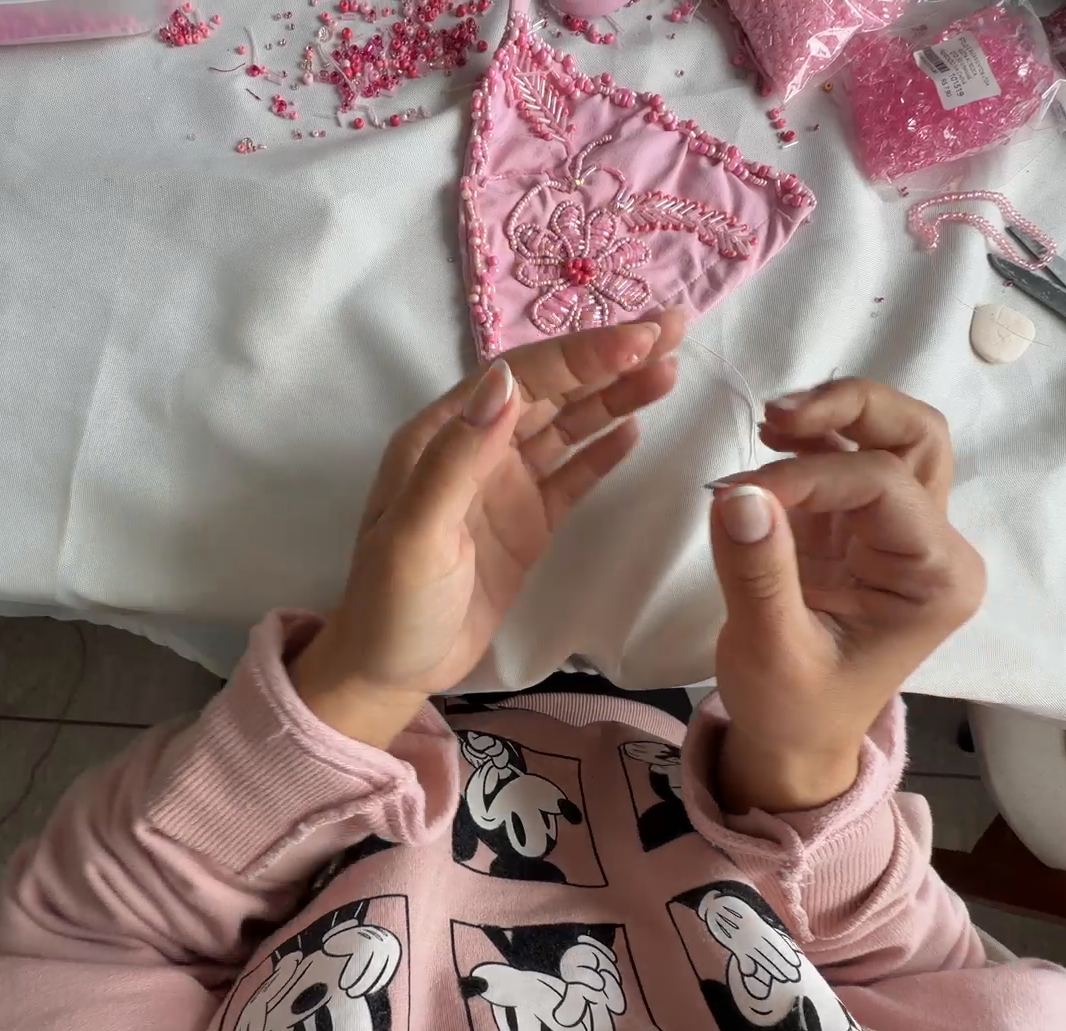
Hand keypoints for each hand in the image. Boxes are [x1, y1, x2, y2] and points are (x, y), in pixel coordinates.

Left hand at [292, 312, 686, 747]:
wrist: (392, 666)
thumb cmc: (393, 603)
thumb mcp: (415, 533)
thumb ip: (456, 459)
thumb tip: (504, 383)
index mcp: (442, 437)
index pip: (519, 378)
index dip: (579, 355)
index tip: (638, 338)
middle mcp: (477, 450)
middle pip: (550, 391)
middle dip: (608, 360)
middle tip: (673, 329)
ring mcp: (505, 486)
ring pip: (567, 428)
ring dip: (615, 398)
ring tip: (669, 371)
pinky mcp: (527, 523)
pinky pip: (571, 477)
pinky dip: (602, 452)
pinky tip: (634, 430)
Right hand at [706, 379, 984, 811]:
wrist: (794, 738)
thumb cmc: (792, 707)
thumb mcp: (770, 649)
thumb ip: (758, 571)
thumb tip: (736, 494)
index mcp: (934, 578)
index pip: (882, 486)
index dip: (807, 476)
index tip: (734, 495)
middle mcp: (931, 546)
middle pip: (917, 438)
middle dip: (852, 409)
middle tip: (776, 414)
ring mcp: (894, 534)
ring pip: (893, 437)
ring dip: (837, 414)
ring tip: (770, 420)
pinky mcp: (853, 531)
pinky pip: (845, 462)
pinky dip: (811, 440)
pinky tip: (769, 440)